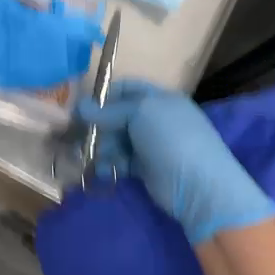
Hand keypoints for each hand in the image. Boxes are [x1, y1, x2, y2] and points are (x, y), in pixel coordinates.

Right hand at [77, 80, 274, 245]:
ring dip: (101, 146)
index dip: (104, 95)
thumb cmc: (171, 139)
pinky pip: (121, 160)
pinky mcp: (146, 168)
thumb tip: (80, 107)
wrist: (198, 185)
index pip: (127, 88)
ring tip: (88, 156)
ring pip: (117, 139)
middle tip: (76, 134)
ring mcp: (151, 144)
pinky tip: (102, 170)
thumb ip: (109, 110)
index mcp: (159, 99)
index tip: (81, 106)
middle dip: (98, 124)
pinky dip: (109, 164)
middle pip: (118, 116)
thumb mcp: (140, 114)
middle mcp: (155, 119)